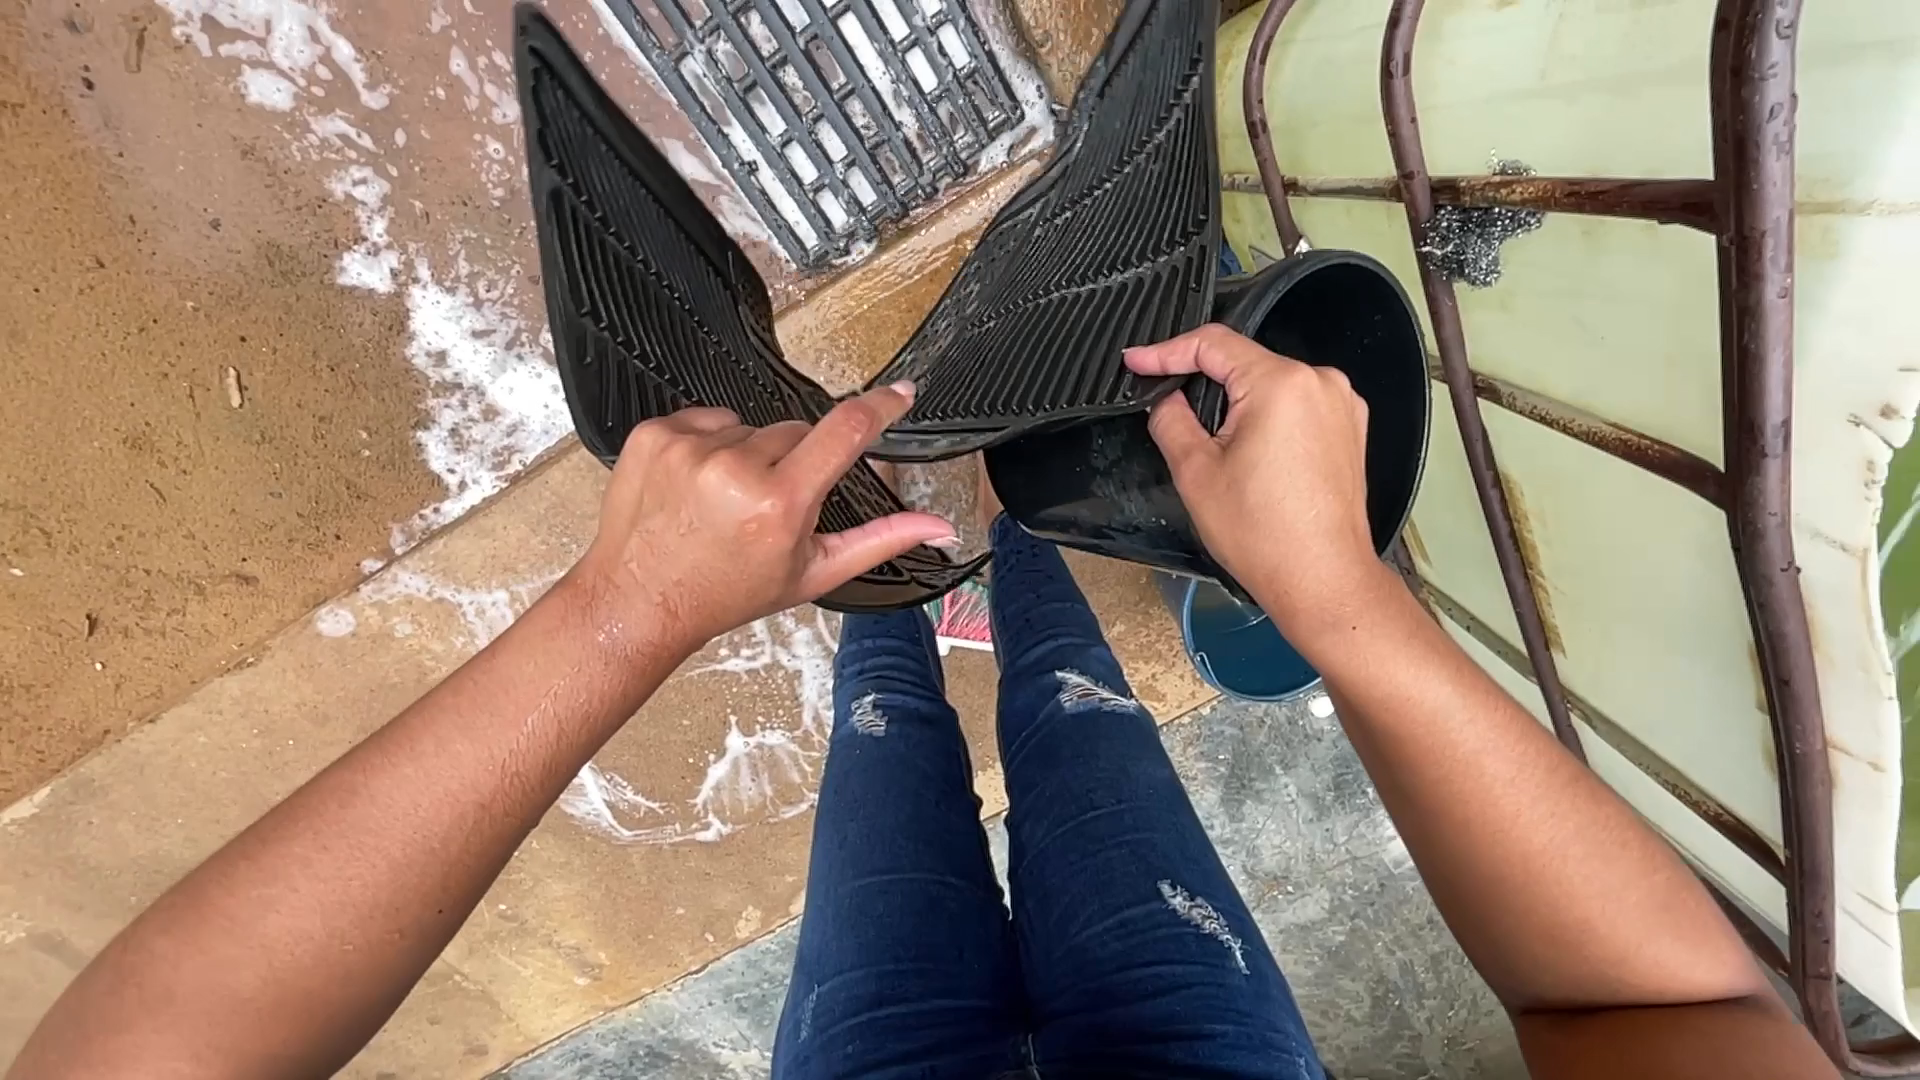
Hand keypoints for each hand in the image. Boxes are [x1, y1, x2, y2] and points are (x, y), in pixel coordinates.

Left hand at [570, 382, 955, 650]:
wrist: (641, 601)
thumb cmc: (729, 593)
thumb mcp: (814, 572)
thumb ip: (882, 541)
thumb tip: (936, 526)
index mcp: (780, 503)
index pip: (846, 430)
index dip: (881, 406)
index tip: (899, 393)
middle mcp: (734, 468)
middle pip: (795, 430)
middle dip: (794, 460)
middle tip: (769, 504)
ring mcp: (690, 447)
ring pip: (750, 425)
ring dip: (749, 453)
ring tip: (727, 499)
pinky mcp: (655, 434)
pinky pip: (708, 419)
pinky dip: (711, 444)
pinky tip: (699, 485)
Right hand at [1125, 325, 1386, 640]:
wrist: (1321, 578)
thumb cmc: (1261, 532)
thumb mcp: (1194, 472)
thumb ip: (1170, 420)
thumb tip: (1165, 398)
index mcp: (1280, 383)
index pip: (1212, 344)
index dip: (1165, 351)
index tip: (1135, 362)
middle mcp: (1319, 382)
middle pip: (1243, 362)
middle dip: (1200, 381)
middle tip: (1164, 407)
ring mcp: (1341, 405)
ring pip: (1269, 384)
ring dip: (1233, 402)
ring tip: (1208, 441)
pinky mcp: (1348, 429)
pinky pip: (1294, 405)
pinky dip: (1264, 417)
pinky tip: (1246, 452)